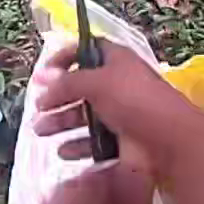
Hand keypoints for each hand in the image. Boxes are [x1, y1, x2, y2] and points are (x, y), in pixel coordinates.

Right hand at [33, 40, 203, 177]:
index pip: (88, 49)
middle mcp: (118, 84)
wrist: (167, 141)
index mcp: (117, 61)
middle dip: (58, 96)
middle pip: (82, 86)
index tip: (43, 72)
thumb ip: (68, 81)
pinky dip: (78, 146)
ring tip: (40, 132)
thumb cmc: (133, 101)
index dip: (65, 57)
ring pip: (85, 115)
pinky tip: (63, 153)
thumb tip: (42, 79)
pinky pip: (95, 142)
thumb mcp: (98, 82)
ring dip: (61, 122)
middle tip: (36, 109)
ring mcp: (121, 113)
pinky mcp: (123, 141)